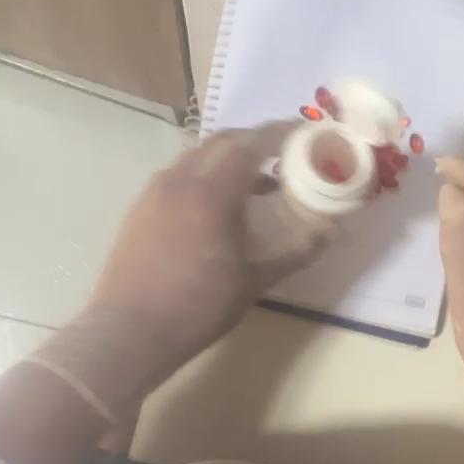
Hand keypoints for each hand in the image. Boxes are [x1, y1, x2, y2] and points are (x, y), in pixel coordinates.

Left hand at [81, 122, 296, 364]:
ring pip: (197, 157)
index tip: (302, 132)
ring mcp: (155, 192)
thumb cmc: (200, 306)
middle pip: (221, 142)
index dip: (278, 134)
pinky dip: (207, 177)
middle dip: (254, 141)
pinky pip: (180, 176)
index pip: (249, 144)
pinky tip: (220, 208)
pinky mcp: (141, 208)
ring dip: (229, 160)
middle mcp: (179, 180)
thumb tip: (331, 231)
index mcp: (211, 193)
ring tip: (257, 184)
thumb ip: (296, 250)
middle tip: (283, 155)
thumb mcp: (257, 280)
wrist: (132, 330)